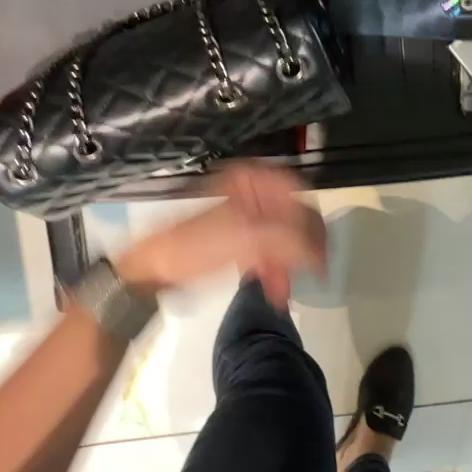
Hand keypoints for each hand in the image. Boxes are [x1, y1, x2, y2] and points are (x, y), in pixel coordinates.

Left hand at [116, 163, 325, 308]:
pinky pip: (267, 250)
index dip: (312, 223)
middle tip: (309, 275)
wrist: (151, 270)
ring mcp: (244, 214)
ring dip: (287, 265)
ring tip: (283, 292)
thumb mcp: (245, 238)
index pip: (298, 193)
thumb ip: (287, 238)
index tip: (320, 253)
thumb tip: (316, 249)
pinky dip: (274, 270)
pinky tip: (275, 290)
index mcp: (250, 179)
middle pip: (292, 217)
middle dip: (300, 249)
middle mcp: (250, 191)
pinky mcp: (238, 238)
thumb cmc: (192, 248)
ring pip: (282, 237)